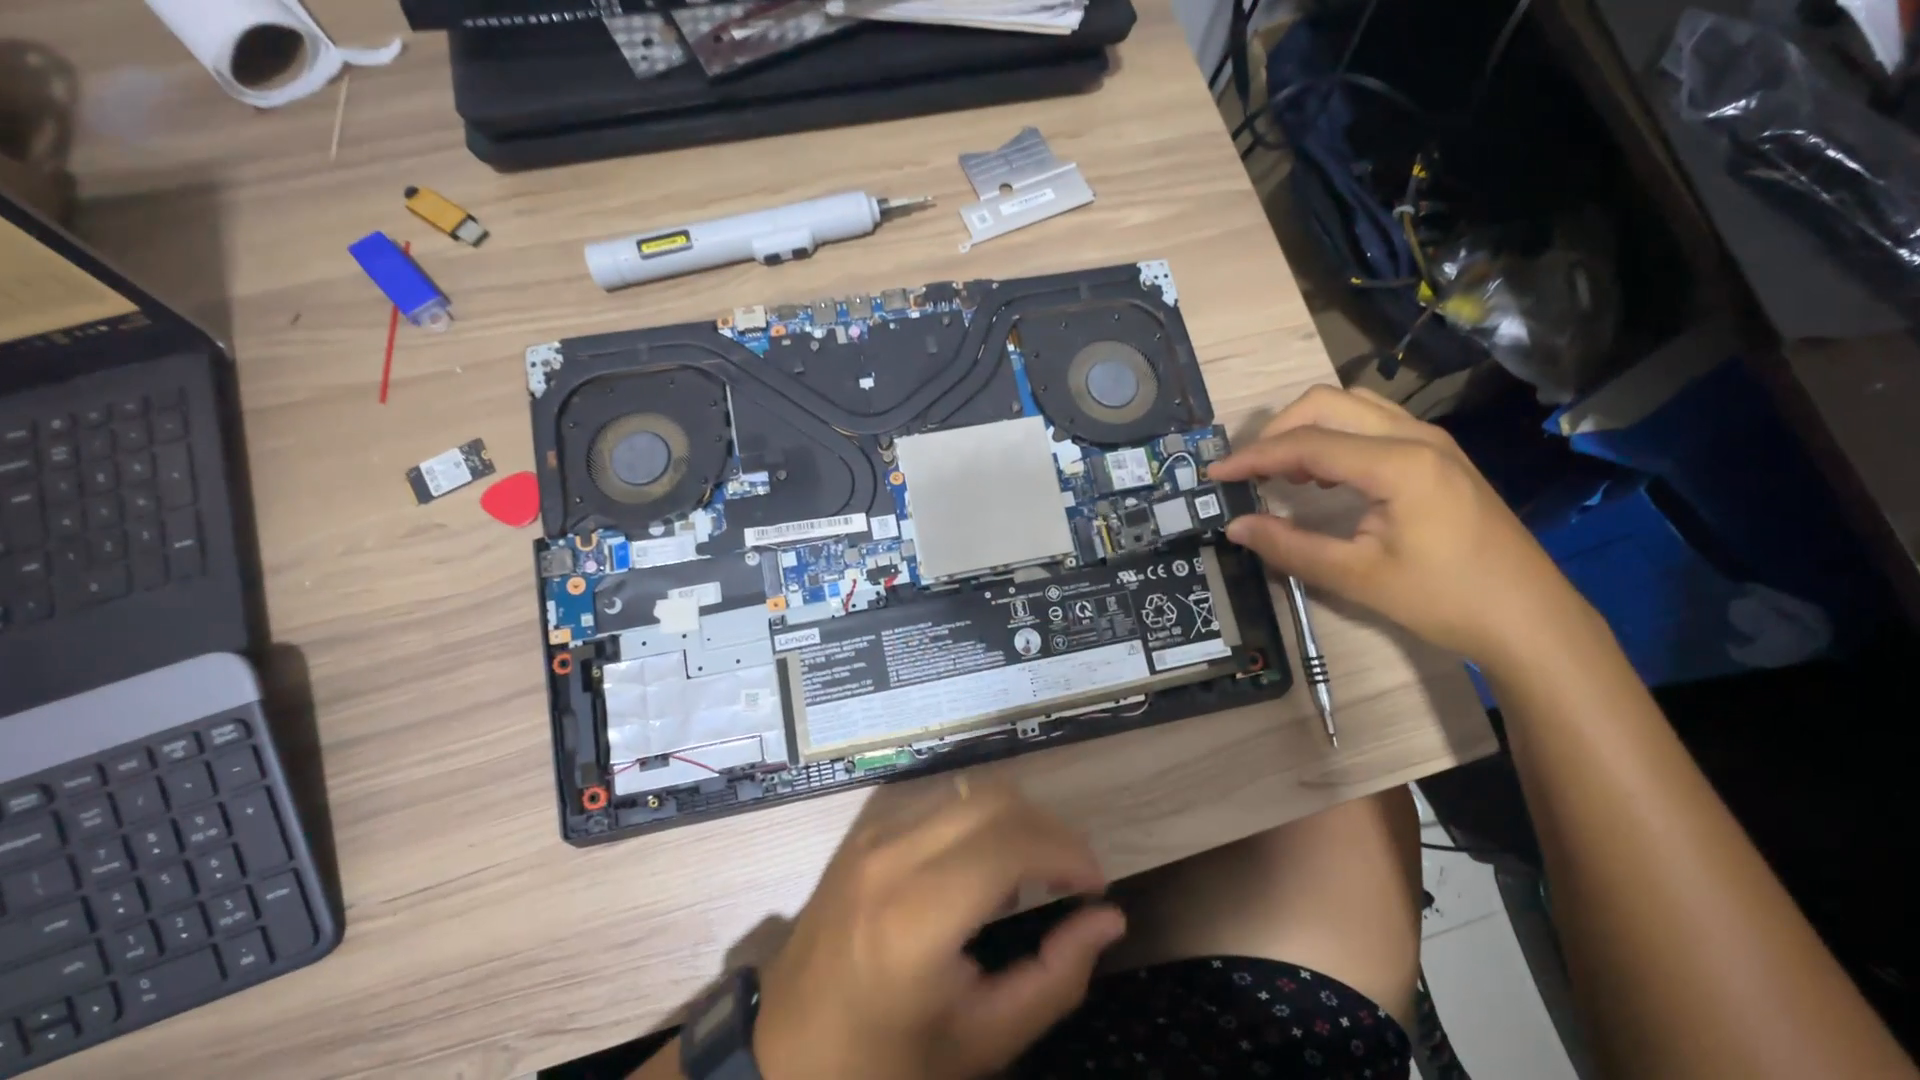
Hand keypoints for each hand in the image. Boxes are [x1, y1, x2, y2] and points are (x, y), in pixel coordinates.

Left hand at [751, 783, 1125, 1079]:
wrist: (785, 1053)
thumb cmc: (887, 1060)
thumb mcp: (982, 1040)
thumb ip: (1055, 978)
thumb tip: (1108, 917)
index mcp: (914, 918)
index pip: (1010, 843)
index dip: (1069, 853)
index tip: (1095, 887)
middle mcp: (888, 858)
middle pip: (994, 800)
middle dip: (1049, 830)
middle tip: (1071, 880)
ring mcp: (868, 838)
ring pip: (967, 790)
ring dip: (1014, 820)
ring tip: (1031, 875)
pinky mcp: (860, 834)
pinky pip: (936, 800)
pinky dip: (977, 818)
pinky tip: (982, 867)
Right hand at [1206, 385, 1591, 669]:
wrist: (1529, 617)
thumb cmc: (1444, 599)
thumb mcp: (1358, 578)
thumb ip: (1290, 547)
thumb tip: (1236, 526)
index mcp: (1398, 464)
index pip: (1308, 443)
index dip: (1255, 457)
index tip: (1215, 475)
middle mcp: (1416, 436)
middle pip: (1328, 403)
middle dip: (1278, 430)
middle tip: (1248, 471)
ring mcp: (1433, 442)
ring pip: (1354, 405)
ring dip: (1310, 427)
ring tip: (1284, 472)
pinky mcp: (1441, 456)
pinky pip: (1376, 423)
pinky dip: (1338, 435)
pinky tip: (1326, 476)